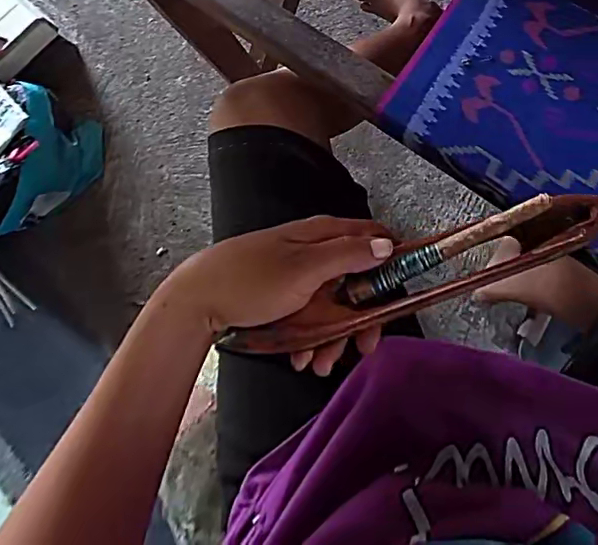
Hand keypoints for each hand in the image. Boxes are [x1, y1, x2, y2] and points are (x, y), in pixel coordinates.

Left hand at [157, 216, 394, 375]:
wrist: (197, 299)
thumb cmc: (252, 279)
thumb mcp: (306, 269)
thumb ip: (349, 255)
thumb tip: (387, 244)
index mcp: (325, 234)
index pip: (374, 238)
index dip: (393, 263)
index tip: (400, 296)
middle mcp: (317, 250)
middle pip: (358, 279)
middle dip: (362, 316)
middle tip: (364, 347)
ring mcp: (301, 274)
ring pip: (335, 303)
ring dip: (334, 335)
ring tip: (321, 363)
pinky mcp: (285, 295)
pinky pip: (311, 316)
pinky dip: (312, 338)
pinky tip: (301, 358)